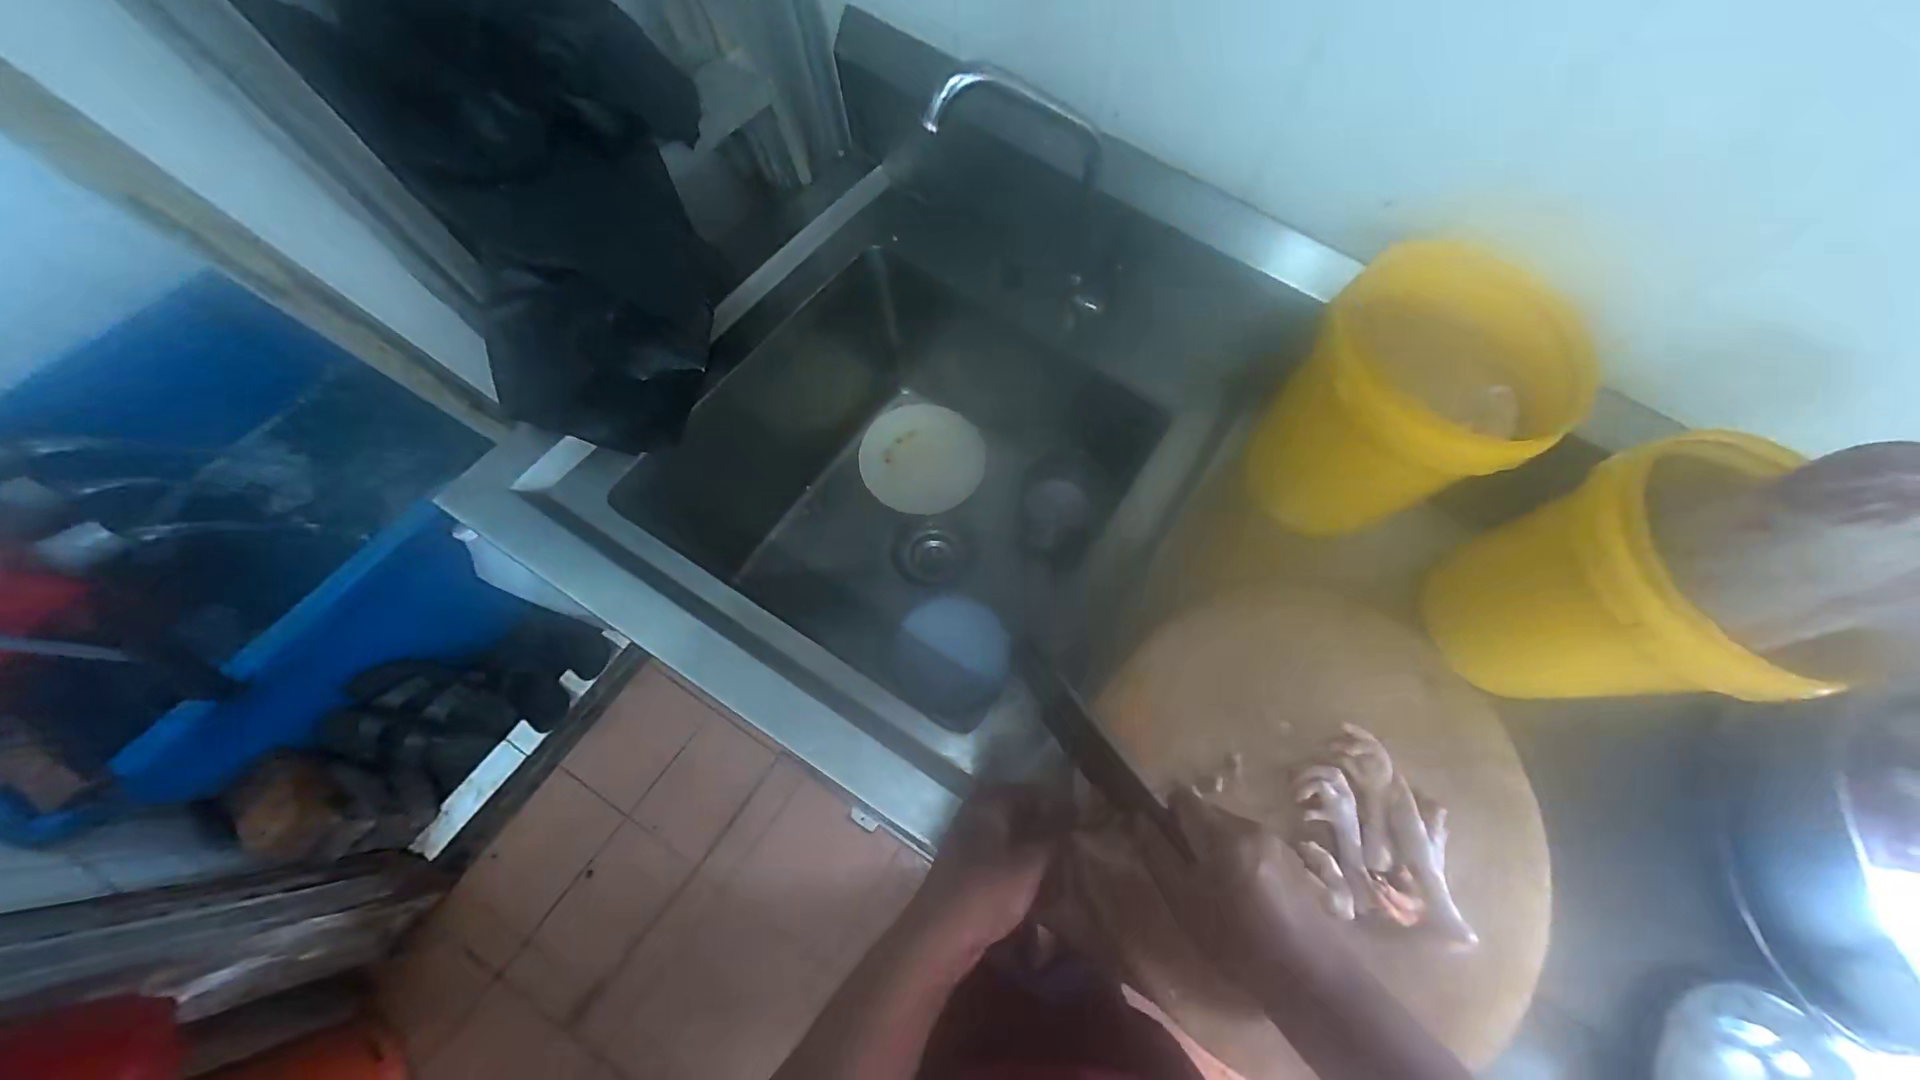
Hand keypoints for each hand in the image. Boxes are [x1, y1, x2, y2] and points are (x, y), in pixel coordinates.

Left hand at [904, 784, 1066, 958]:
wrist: (941, 936)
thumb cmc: (988, 891)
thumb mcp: (1031, 861)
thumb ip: (1054, 833)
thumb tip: (1074, 809)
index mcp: (989, 802)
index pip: (1033, 791)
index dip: (1060, 805)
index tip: (1084, 825)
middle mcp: (976, 814)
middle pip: (1021, 814)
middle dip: (1049, 828)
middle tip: (1078, 847)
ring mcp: (969, 842)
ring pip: (1012, 838)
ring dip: (1036, 850)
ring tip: (1065, 867)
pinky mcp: (968, 869)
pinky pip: (1002, 858)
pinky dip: (1021, 867)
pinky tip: (1041, 886)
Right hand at [1134, 788, 1356, 986]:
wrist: (1312, 978)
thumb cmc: (1236, 942)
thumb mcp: (1182, 899)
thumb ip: (1157, 852)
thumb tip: (1138, 818)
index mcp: (1219, 831)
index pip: (1182, 796)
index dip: (1166, 815)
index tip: (1165, 845)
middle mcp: (1248, 824)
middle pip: (1207, 812)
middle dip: (1192, 834)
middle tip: (1189, 875)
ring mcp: (1275, 841)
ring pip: (1230, 830)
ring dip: (1217, 849)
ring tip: (1219, 893)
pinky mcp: (1294, 860)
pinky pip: (1252, 847)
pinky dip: (1241, 862)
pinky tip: (1248, 901)